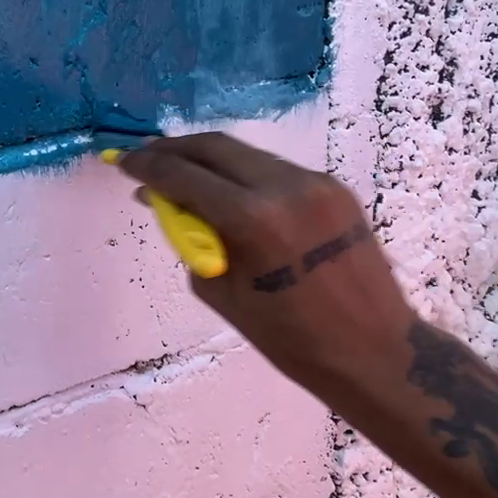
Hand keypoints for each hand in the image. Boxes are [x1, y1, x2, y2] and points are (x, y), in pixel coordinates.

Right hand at [113, 133, 412, 384]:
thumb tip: (163, 198)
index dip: (145, 165)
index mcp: (252, 219)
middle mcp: (284, 187)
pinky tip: (226, 189)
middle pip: (213, 146)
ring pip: (244, 153)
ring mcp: (315, 183)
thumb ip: (189, 235)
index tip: (121, 162)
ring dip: (207, 158)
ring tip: (181, 172)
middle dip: (173, 148)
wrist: (376, 351)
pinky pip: (273, 169)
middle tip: (145, 157)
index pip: (182, 174)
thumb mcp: (219, 288)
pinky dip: (241, 173)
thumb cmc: (288, 337)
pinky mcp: (333, 188)